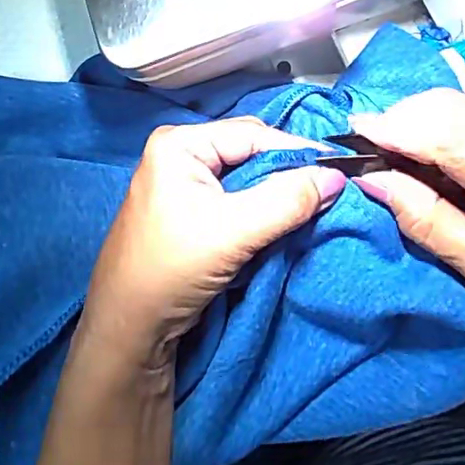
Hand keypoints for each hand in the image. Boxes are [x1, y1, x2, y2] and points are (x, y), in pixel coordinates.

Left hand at [79, 118, 346, 367]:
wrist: (127, 329)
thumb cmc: (170, 269)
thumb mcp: (233, 231)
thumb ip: (287, 200)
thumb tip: (335, 176)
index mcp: (179, 143)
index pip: (250, 134)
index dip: (295, 149)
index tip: (338, 166)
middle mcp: (179, 153)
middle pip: (248, 150)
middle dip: (286, 169)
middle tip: (328, 185)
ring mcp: (182, 180)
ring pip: (245, 174)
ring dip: (276, 189)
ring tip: (313, 200)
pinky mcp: (189, 207)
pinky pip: (236, 195)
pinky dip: (261, 205)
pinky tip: (283, 216)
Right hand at [353, 89, 464, 364]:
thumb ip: (430, 223)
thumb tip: (376, 181)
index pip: (459, 142)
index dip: (403, 131)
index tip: (358, 133)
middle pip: (452, 110)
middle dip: (400, 120)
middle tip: (367, 148)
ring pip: (458, 103)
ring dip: (416, 119)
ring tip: (393, 152)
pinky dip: (439, 124)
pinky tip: (429, 152)